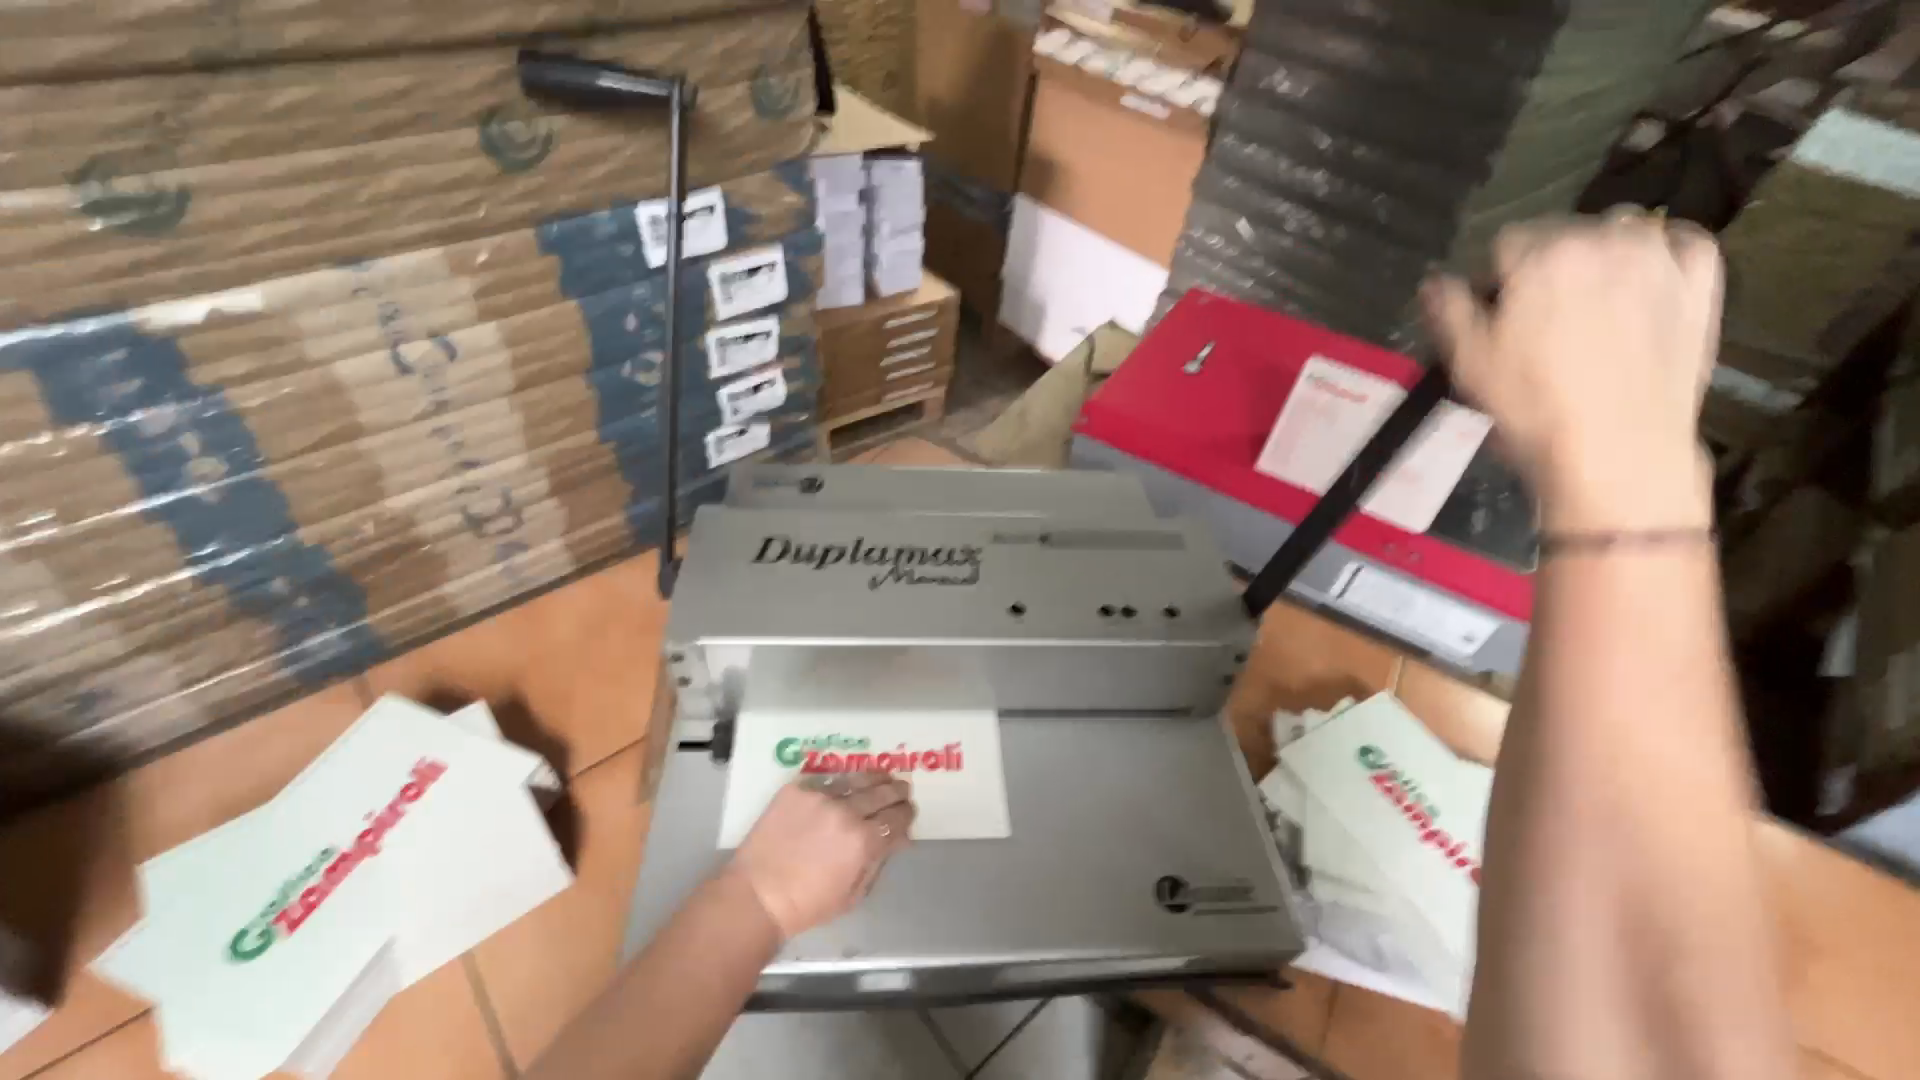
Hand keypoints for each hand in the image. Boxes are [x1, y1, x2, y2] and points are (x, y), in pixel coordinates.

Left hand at [724, 772, 914, 939]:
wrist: (758, 894)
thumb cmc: (808, 904)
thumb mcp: (855, 893)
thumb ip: (879, 861)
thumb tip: (898, 839)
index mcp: (864, 841)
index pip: (897, 818)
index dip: (907, 814)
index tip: (909, 811)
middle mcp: (846, 812)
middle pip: (882, 793)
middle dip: (897, 791)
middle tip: (903, 788)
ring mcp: (820, 797)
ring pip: (857, 778)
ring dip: (874, 777)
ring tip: (883, 775)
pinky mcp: (797, 789)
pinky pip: (827, 779)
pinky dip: (842, 780)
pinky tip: (848, 781)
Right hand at [1421, 211, 1721, 530]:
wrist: (1616, 446)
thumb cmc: (1533, 406)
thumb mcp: (1469, 362)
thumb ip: (1448, 311)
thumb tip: (1435, 283)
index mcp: (1541, 257)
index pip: (1506, 243)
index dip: (1495, 277)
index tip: (1495, 309)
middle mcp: (1604, 243)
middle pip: (1563, 234)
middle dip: (1547, 265)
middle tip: (1539, 315)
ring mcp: (1660, 260)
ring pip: (1624, 231)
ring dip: (1603, 253)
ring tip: (1591, 299)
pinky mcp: (1700, 285)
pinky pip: (1684, 245)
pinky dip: (1664, 255)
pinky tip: (1647, 280)